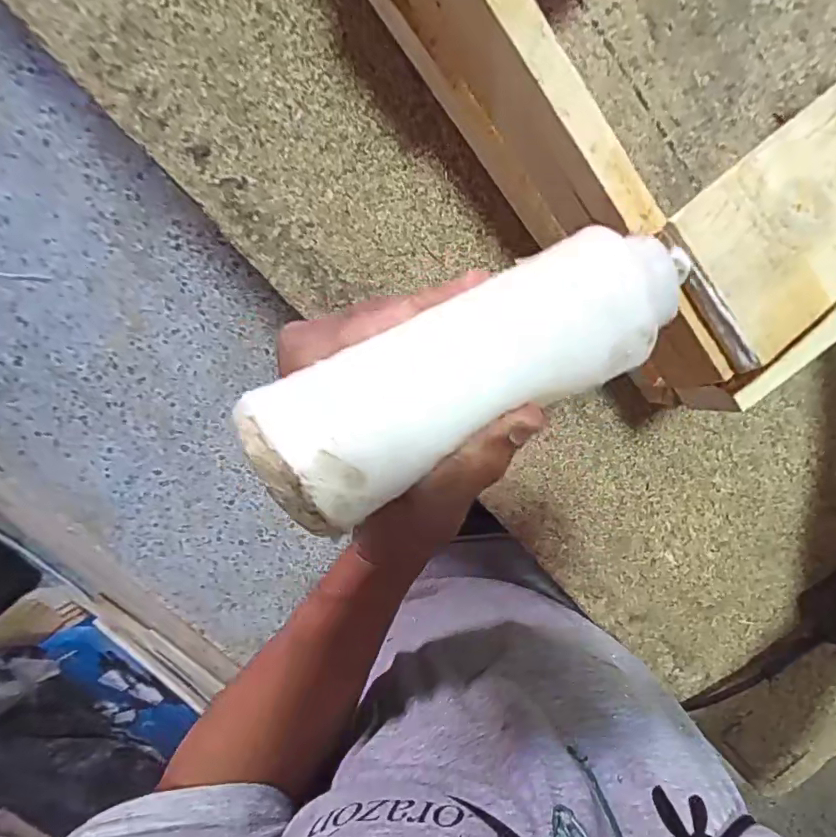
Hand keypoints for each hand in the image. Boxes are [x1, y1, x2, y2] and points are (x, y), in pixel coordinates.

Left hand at [275, 272, 545, 573]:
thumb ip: (476, 463)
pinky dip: (420, 327)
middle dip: (427, 307)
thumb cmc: (403, 525)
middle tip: (481, 295)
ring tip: (477, 303)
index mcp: (308, 408)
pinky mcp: (349, 381)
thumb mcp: (439, 500)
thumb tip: (529, 415)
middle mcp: (305, 382)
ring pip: (377, 324)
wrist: (388, 541)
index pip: (355, 334)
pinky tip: (457, 320)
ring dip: (427, 314)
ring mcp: (325, 378)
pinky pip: (383, 339)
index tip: (463, 296)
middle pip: (370, 320)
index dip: (409, 311)